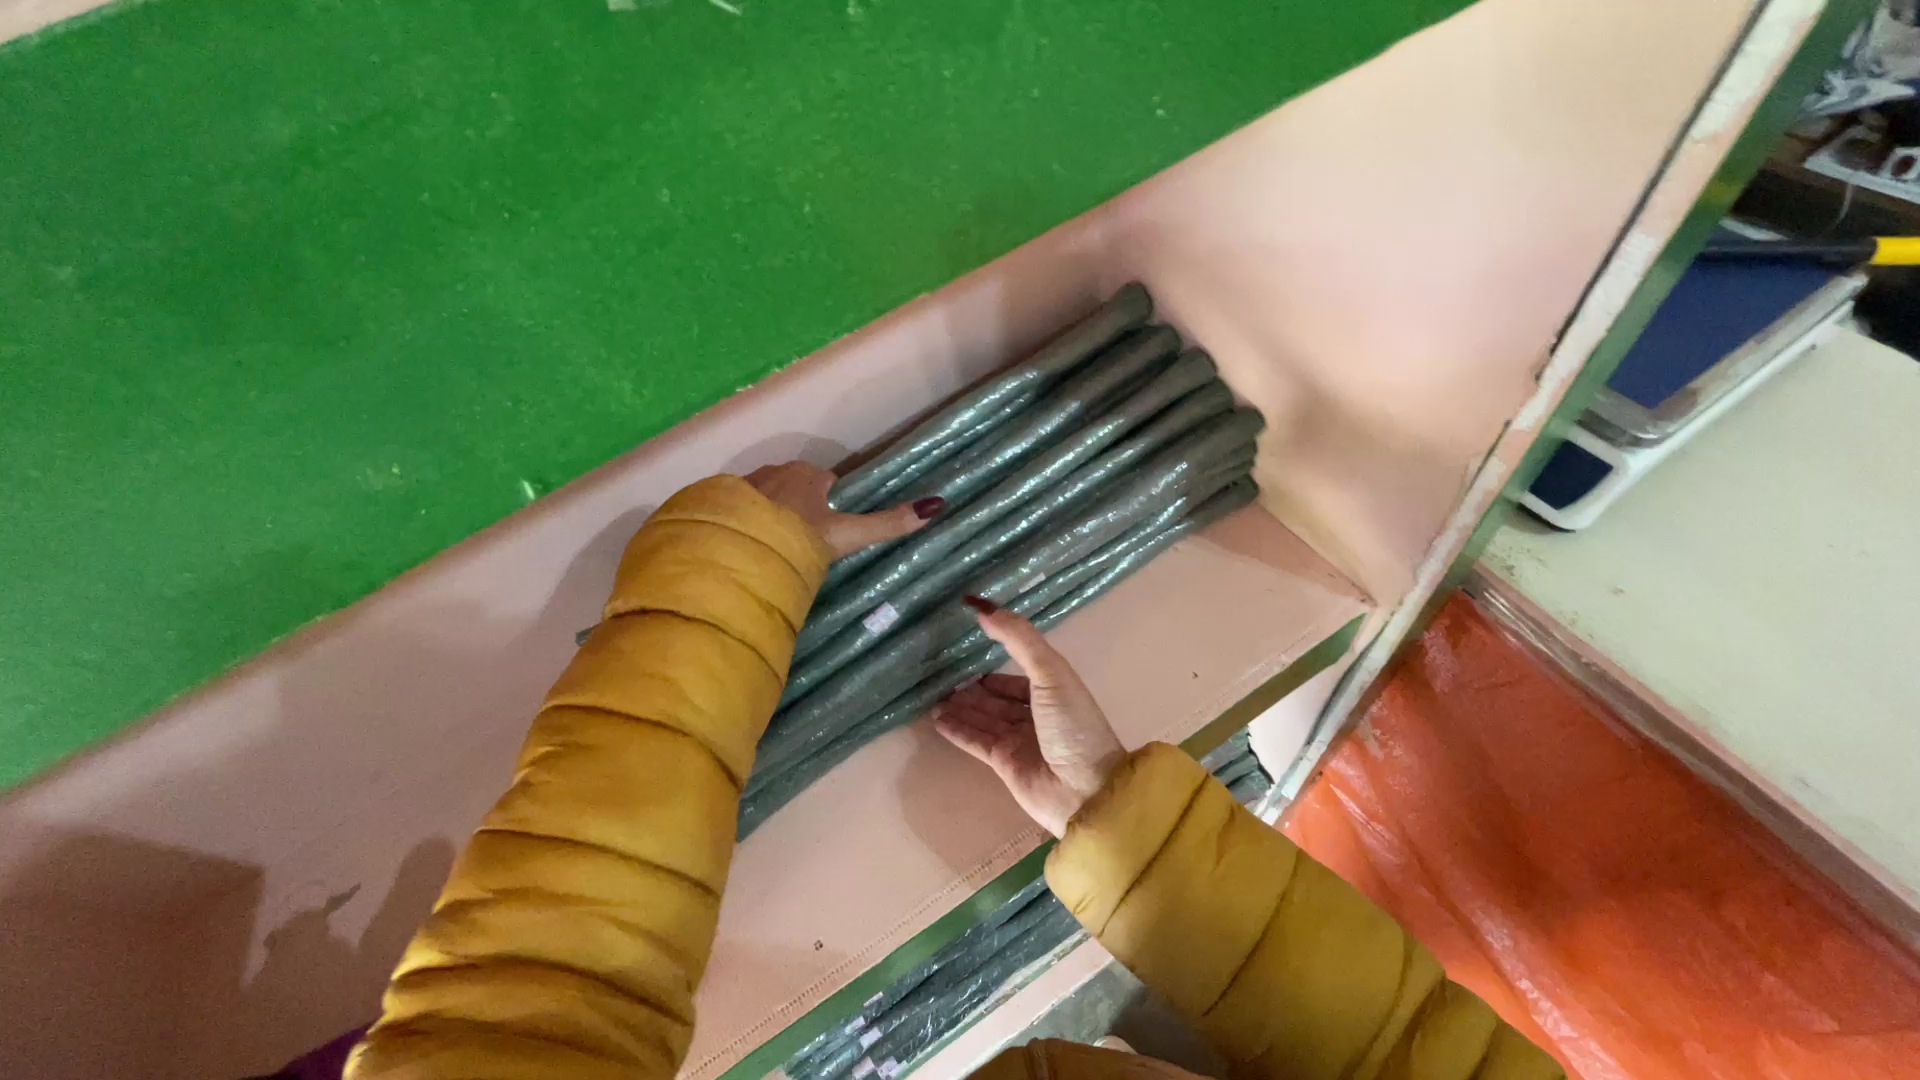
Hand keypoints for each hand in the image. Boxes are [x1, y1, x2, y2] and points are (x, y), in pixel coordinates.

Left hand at [743, 462, 943, 558]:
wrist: (741, 550)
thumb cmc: (799, 538)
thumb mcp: (848, 534)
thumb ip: (887, 524)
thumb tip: (936, 506)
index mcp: (806, 475)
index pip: (825, 484)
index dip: (829, 507)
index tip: (829, 532)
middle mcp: (773, 472)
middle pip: (794, 490)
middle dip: (798, 511)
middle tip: (802, 546)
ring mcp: (743, 487)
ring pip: (765, 501)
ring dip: (770, 519)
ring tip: (774, 552)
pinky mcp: (716, 504)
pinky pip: (737, 513)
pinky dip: (743, 527)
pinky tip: (747, 550)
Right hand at [931, 600, 1125, 836]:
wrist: (1084, 792)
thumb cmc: (1072, 726)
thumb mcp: (1051, 673)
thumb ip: (1018, 639)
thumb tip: (983, 607)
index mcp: (1054, 688)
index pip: (1020, 670)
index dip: (997, 656)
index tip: (969, 641)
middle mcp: (1037, 713)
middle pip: (999, 695)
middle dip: (975, 685)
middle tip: (942, 670)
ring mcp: (1020, 740)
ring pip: (984, 717)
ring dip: (962, 706)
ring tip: (934, 694)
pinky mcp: (1004, 763)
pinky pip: (975, 740)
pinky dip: (957, 729)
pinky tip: (937, 718)